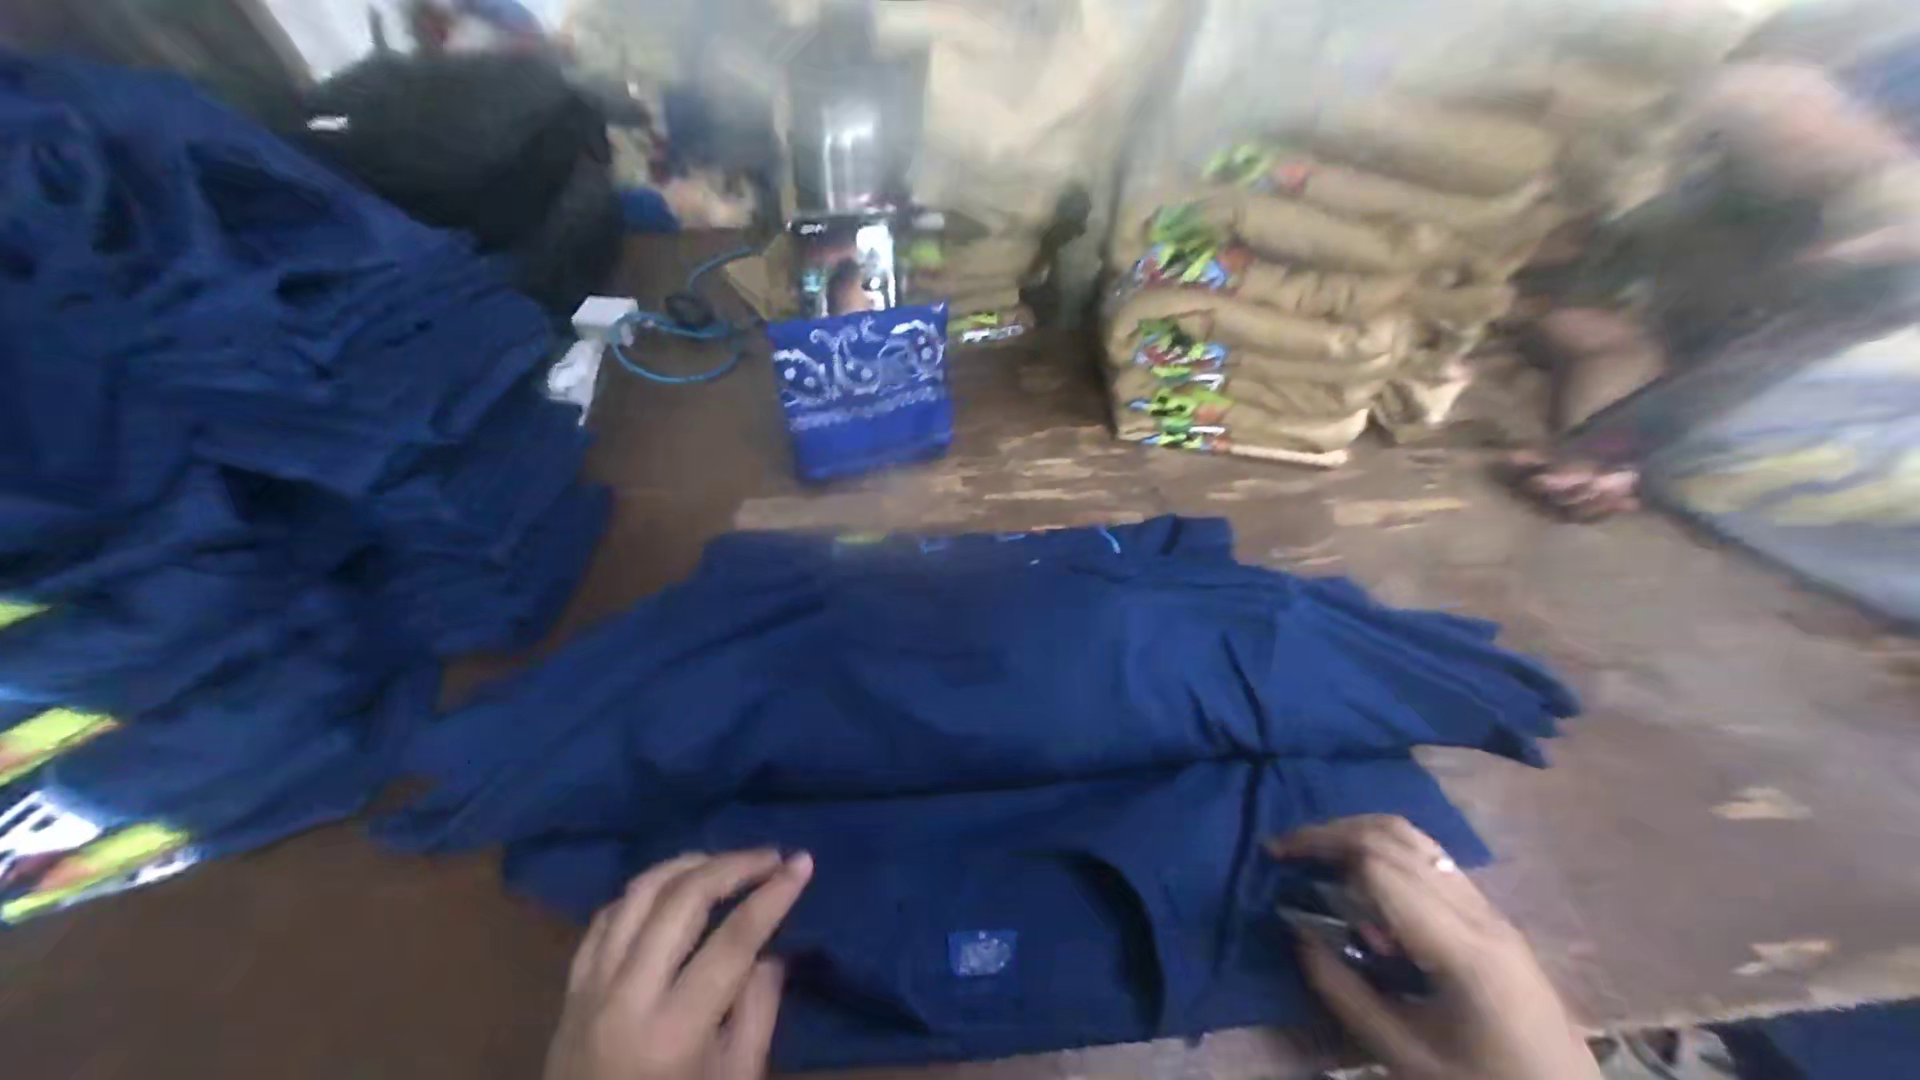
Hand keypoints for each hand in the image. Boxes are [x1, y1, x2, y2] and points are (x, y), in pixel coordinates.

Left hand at [543, 850, 814, 1079]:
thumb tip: (769, 949)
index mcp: (673, 1034)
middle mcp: (625, 1000)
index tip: (803, 862)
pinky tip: (673, 889)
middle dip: (734, 866)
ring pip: (639, 893)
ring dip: (688, 865)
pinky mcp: (569, 991)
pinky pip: (606, 917)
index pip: (733, 940)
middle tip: (771, 857)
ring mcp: (589, 991)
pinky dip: (644, 892)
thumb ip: (758, 1010)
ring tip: (725, 863)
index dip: (773, 895)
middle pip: (682, 901)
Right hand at [1268, 816, 1599, 1079]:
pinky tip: (1362, 877)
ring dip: (1357, 832)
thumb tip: (1295, 928)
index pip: (1378, 865)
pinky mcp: (1492, 917)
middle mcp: (1479, 913)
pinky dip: (1383, 849)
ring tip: (1318, 853)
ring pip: (1414, 838)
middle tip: (1288, 849)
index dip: (1318, 847)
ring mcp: (1491, 910)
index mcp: (1462, 948)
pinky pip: (1429, 858)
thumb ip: (1341, 988)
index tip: (1275, 855)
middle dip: (1330, 832)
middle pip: (1394, 836)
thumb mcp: (1403, 1053)